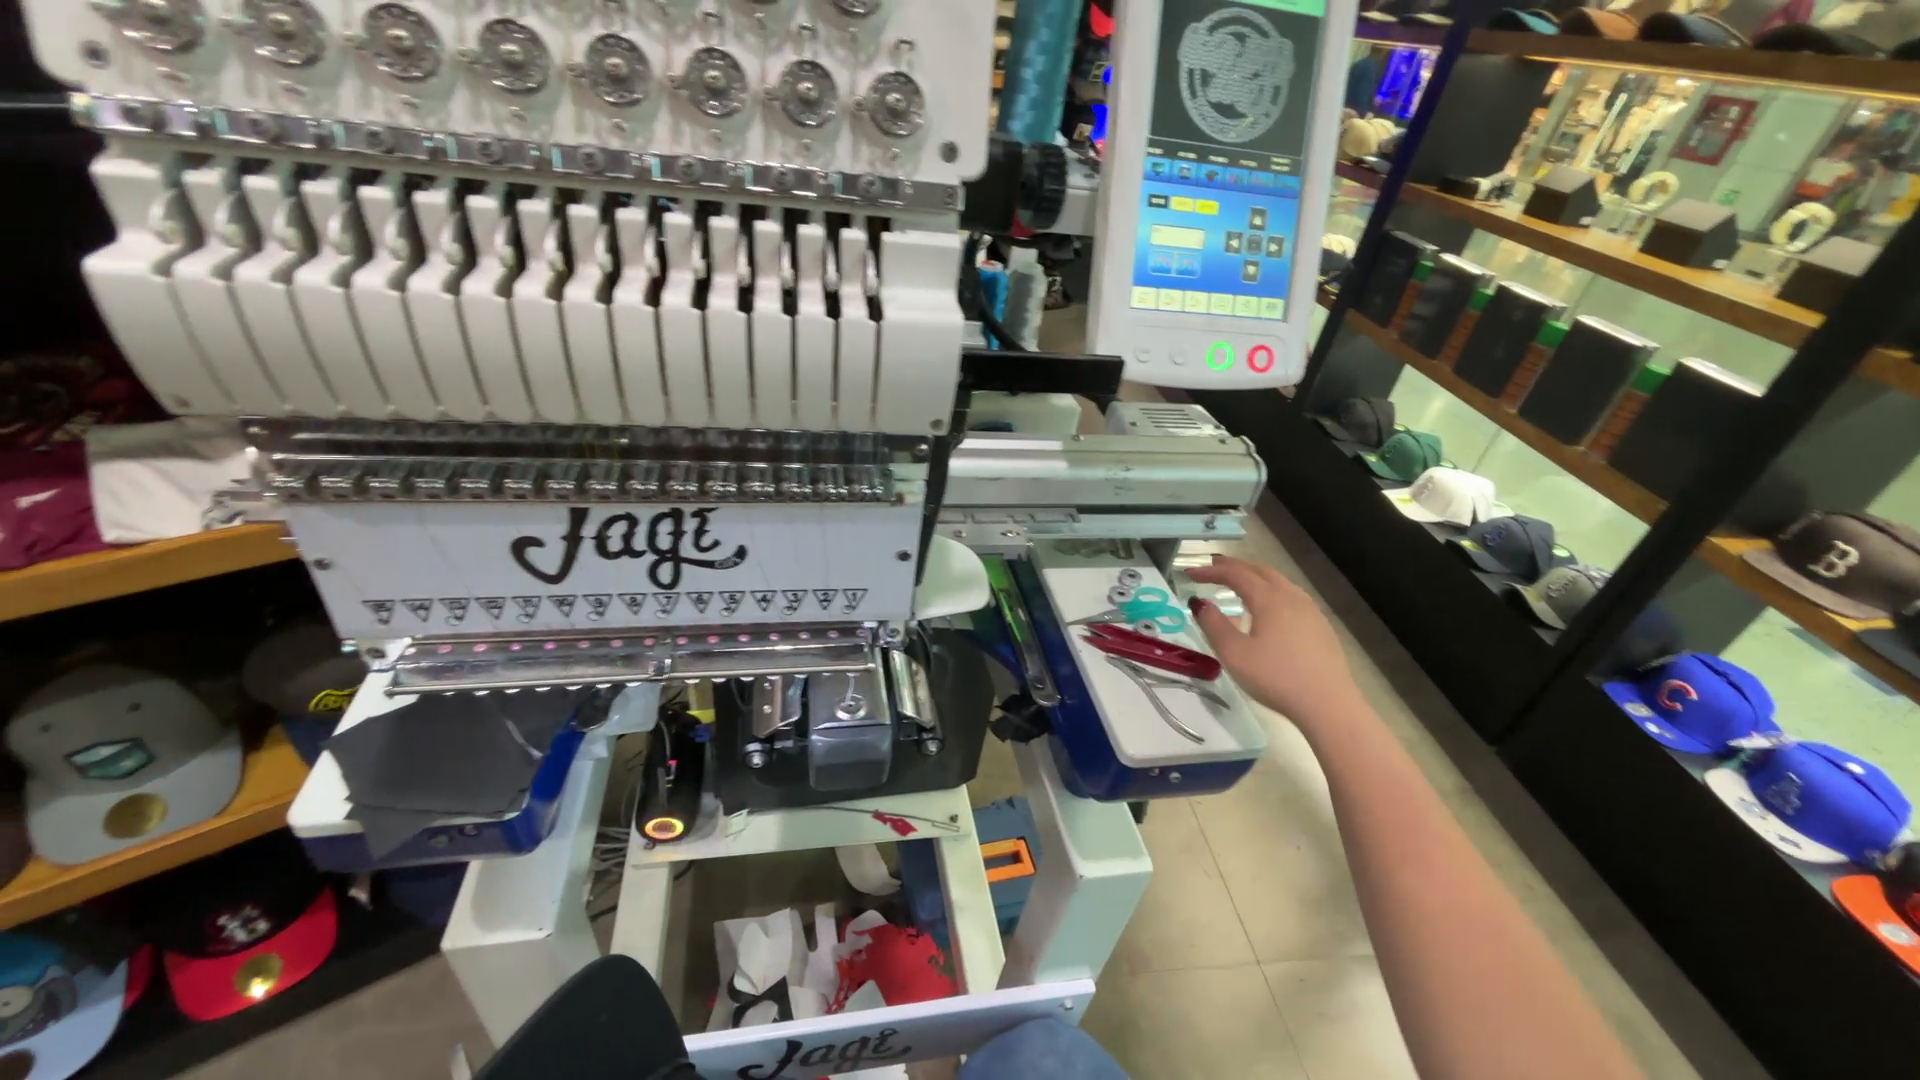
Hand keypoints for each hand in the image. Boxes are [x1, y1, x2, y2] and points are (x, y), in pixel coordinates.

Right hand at [1185, 554, 1360, 725]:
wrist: (1328, 704)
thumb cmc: (1276, 678)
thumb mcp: (1234, 654)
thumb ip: (1213, 625)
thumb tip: (1199, 603)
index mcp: (1269, 599)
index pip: (1235, 574)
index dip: (1210, 571)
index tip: (1189, 574)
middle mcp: (1291, 597)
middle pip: (1260, 571)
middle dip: (1235, 566)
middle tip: (1213, 567)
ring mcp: (1310, 611)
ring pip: (1279, 582)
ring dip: (1256, 577)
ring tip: (1240, 583)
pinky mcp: (1320, 627)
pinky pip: (1291, 597)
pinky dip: (1272, 591)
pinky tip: (1270, 609)